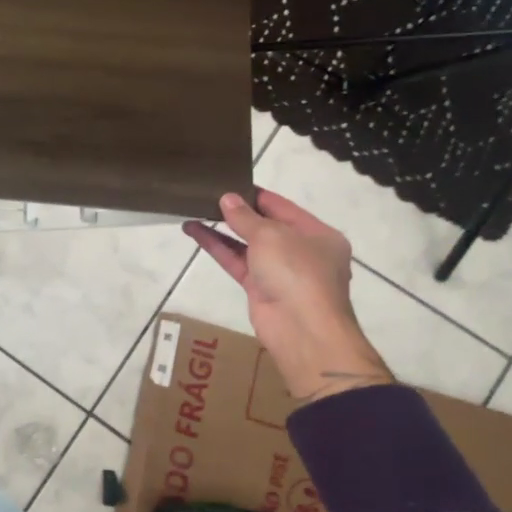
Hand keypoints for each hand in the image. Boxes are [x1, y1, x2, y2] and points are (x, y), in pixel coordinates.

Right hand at [183, 189, 392, 404]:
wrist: (302, 329)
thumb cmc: (297, 273)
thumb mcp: (271, 235)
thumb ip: (246, 217)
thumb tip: (227, 199)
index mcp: (318, 235)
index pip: (282, 207)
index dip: (254, 194)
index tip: (226, 182)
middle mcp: (302, 251)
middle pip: (264, 225)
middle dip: (236, 212)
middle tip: (205, 195)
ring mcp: (280, 271)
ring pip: (246, 243)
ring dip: (221, 228)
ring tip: (193, 210)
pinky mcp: (260, 287)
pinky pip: (236, 260)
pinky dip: (217, 246)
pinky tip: (194, 231)